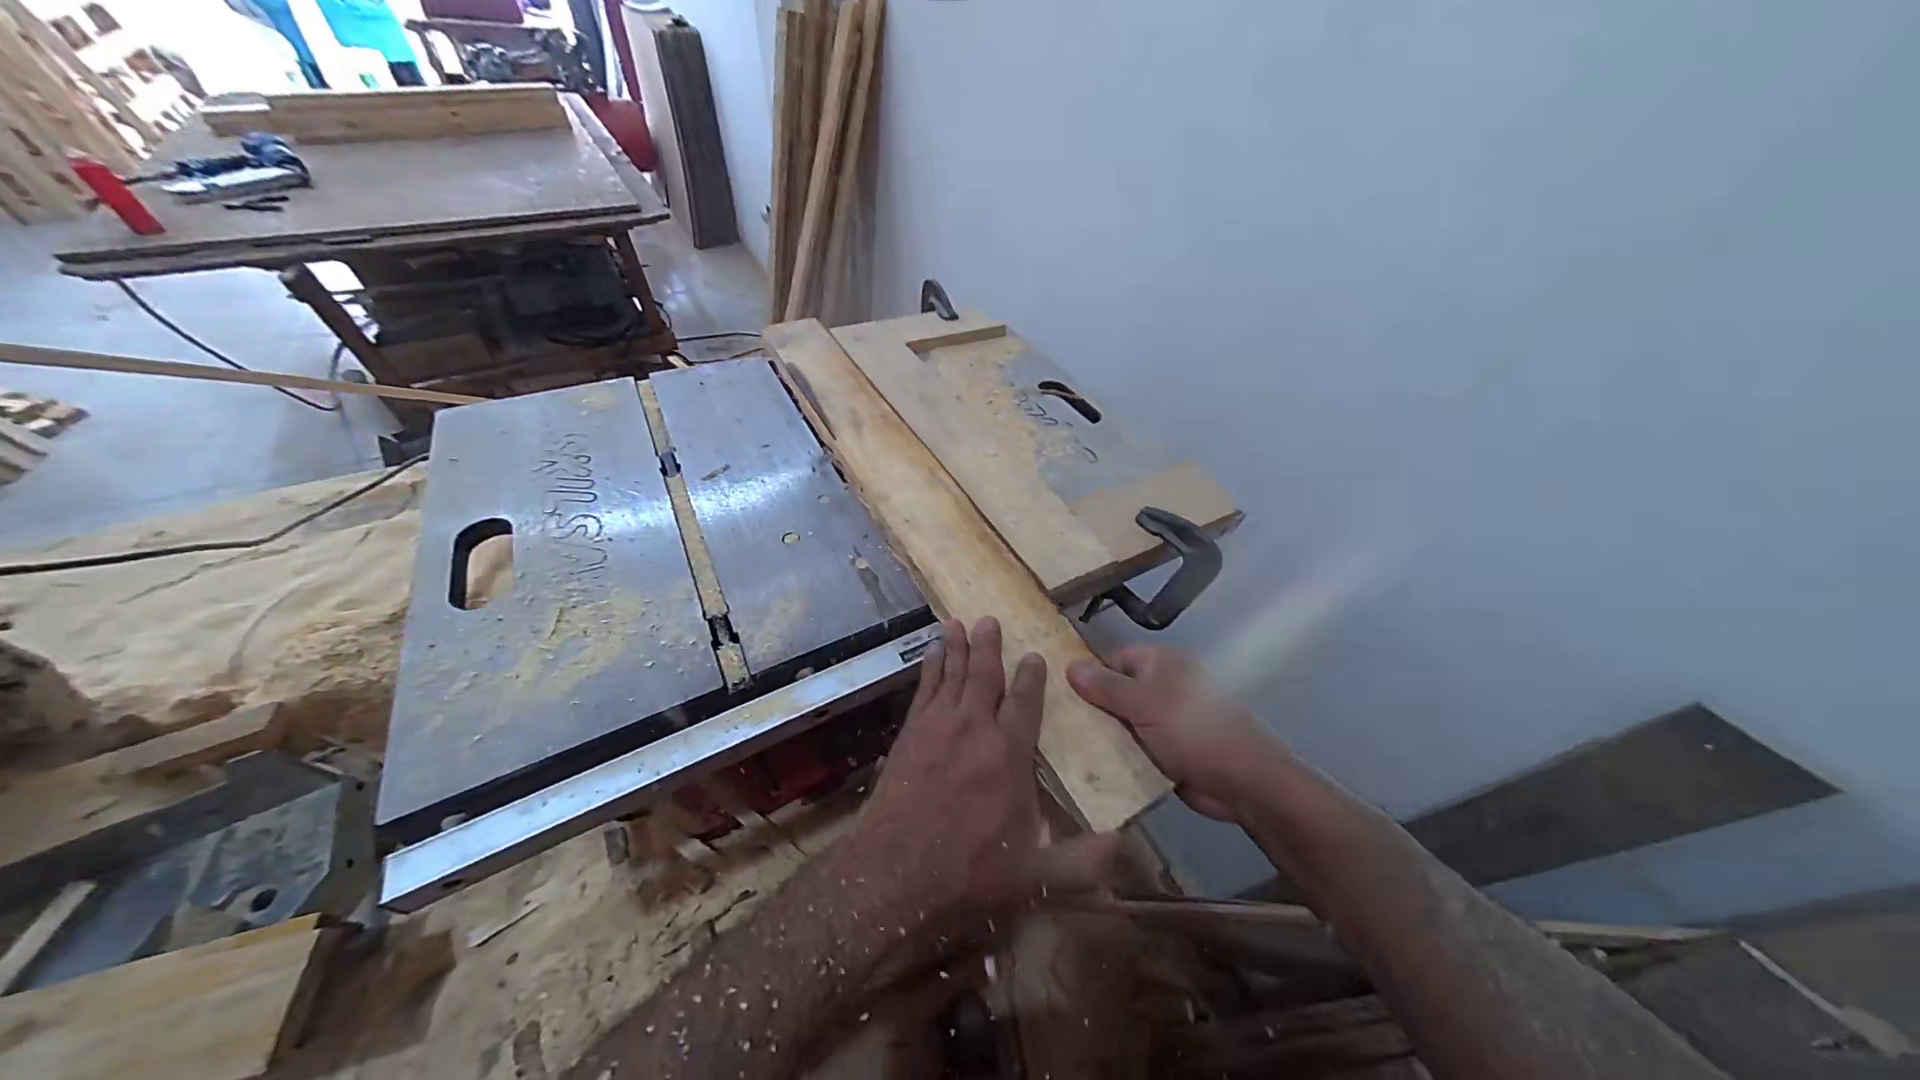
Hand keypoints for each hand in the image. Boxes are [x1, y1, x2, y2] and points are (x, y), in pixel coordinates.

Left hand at [852, 618, 1123, 920]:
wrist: (895, 873)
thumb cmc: (970, 873)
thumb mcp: (1037, 877)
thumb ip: (1083, 860)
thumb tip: (1125, 844)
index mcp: (1009, 754)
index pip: (1025, 704)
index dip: (1031, 678)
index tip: (1034, 656)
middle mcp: (974, 730)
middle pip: (984, 677)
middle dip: (989, 647)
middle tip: (989, 620)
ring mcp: (937, 729)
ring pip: (951, 676)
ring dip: (956, 648)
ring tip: (956, 623)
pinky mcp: (909, 737)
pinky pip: (923, 691)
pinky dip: (929, 669)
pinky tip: (931, 656)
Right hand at [1067, 646, 1281, 823]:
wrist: (1243, 782)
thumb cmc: (1193, 730)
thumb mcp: (1144, 703)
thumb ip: (1106, 686)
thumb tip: (1070, 665)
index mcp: (1162, 664)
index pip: (1115, 660)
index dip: (1090, 676)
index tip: (1061, 695)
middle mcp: (1163, 688)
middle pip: (1116, 693)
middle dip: (1092, 709)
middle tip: (1057, 725)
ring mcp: (1165, 722)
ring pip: (1122, 724)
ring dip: (1102, 736)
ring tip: (1065, 747)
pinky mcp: (1166, 752)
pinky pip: (1133, 749)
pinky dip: (1117, 757)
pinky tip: (1090, 766)